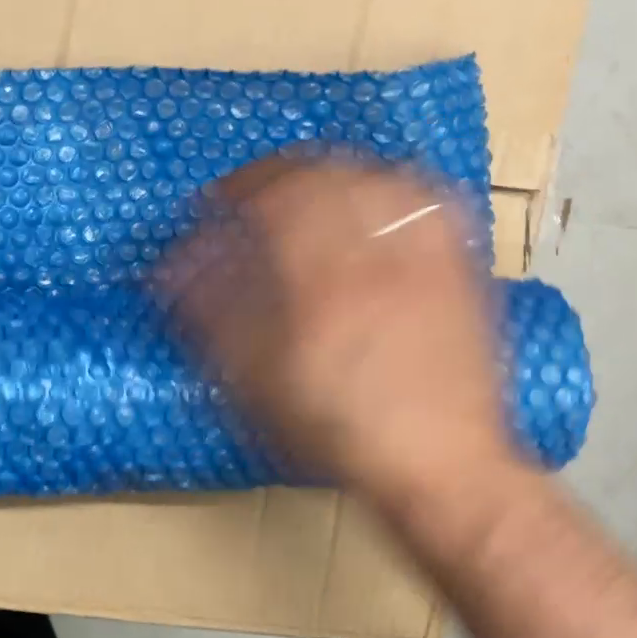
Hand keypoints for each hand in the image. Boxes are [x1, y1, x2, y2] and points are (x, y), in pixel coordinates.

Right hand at [156, 156, 516, 508]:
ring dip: (337, 175)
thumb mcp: (254, 380)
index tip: (209, 203)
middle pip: (334, 175)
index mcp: (324, 279)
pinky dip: (391, 193)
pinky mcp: (463, 271)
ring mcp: (431, 258)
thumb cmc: (333, 429)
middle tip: (250, 194)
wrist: (441, 465)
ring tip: (308, 194)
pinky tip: (373, 211)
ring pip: (386, 180)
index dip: (238, 188)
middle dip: (283, 173)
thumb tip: (173, 268)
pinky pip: (429, 205)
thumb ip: (212, 315)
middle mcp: (383, 254)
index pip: (279, 197)